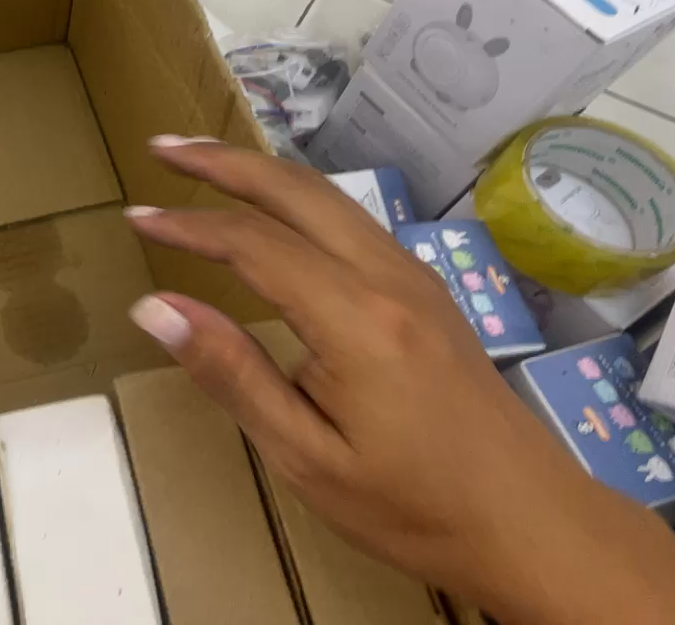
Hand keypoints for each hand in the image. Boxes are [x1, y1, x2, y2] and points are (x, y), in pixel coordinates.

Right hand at [122, 137, 674, 624]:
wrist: (539, 528)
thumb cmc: (415, 507)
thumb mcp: (306, 457)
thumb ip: (231, 373)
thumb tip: (155, 308)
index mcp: (356, 319)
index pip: (252, 242)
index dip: (188, 225)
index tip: (136, 218)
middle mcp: (386, 275)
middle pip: (292, 189)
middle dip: (220, 160)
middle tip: (162, 146)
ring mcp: (411, 273)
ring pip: (322, 193)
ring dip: (256, 168)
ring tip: (201, 158)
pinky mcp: (421, 284)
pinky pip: (344, 214)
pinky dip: (290, 192)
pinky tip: (268, 202)